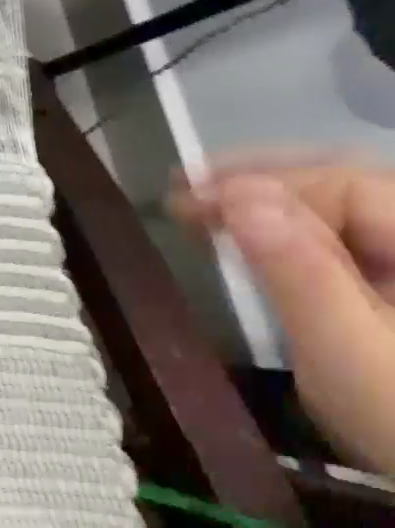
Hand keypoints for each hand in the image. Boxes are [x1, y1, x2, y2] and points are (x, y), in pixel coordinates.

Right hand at [170, 150, 394, 472]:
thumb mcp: (348, 352)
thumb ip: (299, 270)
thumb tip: (239, 193)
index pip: (346, 186)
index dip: (262, 185)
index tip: (183, 202)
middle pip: (351, 188)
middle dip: (262, 184)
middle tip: (182, 193)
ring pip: (349, 212)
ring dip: (272, 205)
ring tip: (202, 211)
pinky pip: (355, 240)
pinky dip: (296, 233)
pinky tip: (252, 240)